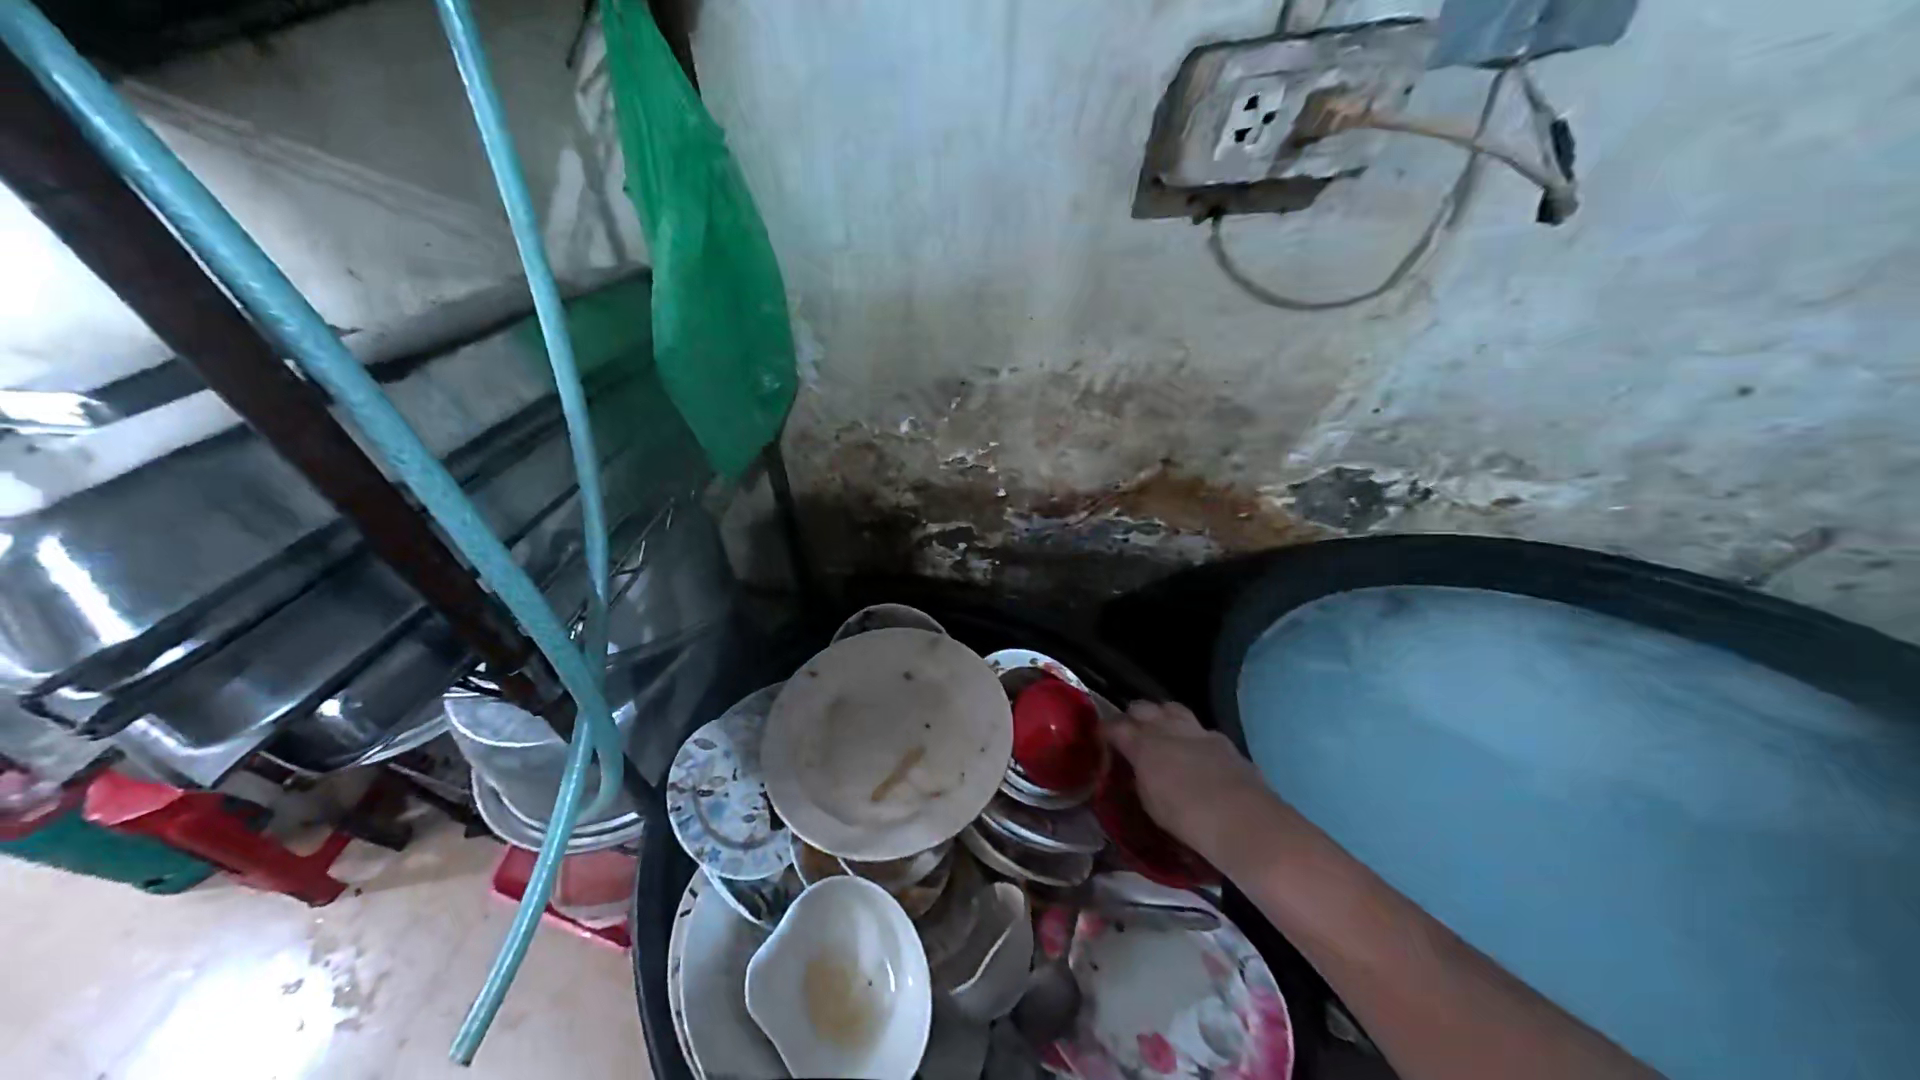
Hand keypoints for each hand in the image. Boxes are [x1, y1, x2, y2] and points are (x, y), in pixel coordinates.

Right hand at [1106, 701, 1281, 864]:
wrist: (1242, 820)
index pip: (1115, 726)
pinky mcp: (1223, 741)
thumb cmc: (1186, 818)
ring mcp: (1198, 731)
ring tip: (1161, 732)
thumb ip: (1140, 779)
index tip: (1101, 738)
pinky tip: (1194, 751)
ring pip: (1172, 709)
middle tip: (1130, 732)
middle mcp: (1168, 729)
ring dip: (1163, 716)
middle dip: (1133, 716)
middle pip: (1143, 707)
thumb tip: (1138, 772)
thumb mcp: (1150, 803)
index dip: (1106, 730)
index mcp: (1143, 744)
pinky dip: (1191, 735)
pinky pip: (1200, 729)